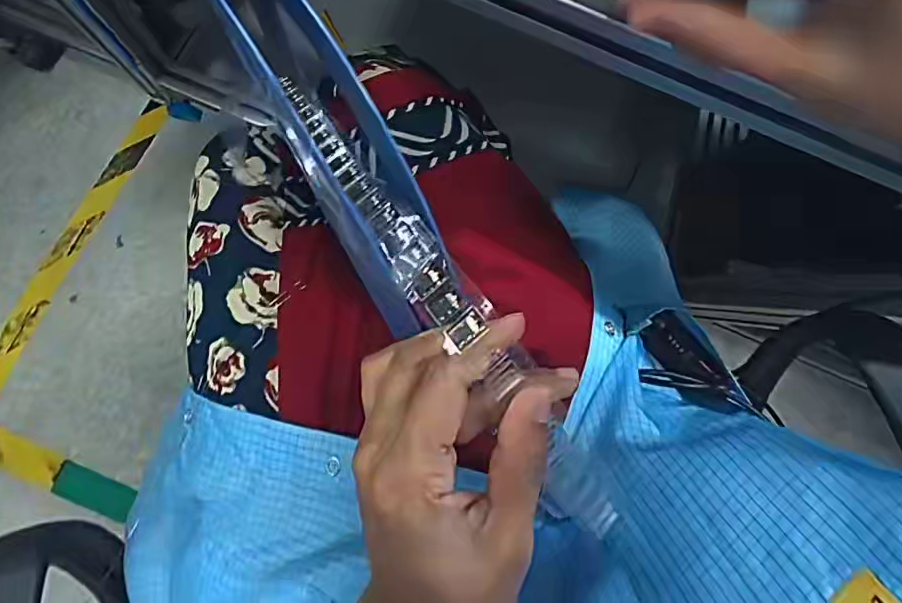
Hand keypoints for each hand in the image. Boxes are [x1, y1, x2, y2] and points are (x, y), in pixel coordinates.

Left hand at [355, 314, 577, 602]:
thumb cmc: (465, 591)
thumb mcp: (507, 537)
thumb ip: (521, 460)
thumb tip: (538, 389)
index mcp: (405, 469)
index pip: (440, 381)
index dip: (479, 346)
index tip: (517, 325)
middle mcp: (373, 445)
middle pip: (408, 363)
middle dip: (461, 342)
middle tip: (508, 342)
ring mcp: (364, 444)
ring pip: (389, 367)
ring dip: (436, 349)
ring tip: (484, 353)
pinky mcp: (368, 446)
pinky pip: (388, 388)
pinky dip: (425, 372)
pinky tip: (463, 382)